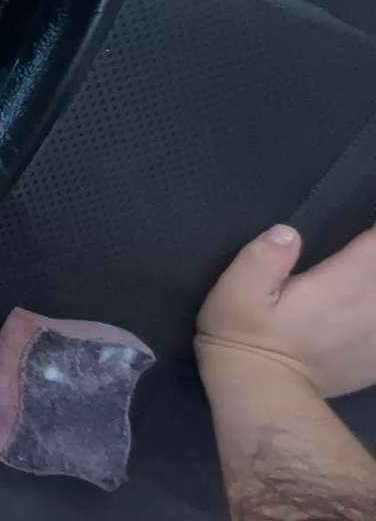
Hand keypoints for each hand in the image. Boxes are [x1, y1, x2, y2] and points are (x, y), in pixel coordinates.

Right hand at [196, 222, 375, 397]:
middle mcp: (374, 307)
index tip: (371, 214)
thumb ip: (263, 258)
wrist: (265, 384)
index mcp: (341, 286)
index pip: (375, 248)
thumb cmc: (242, 330)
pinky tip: (369, 301)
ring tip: (371, 269)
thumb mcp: (237, 290)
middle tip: (371, 243)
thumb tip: (288, 231)